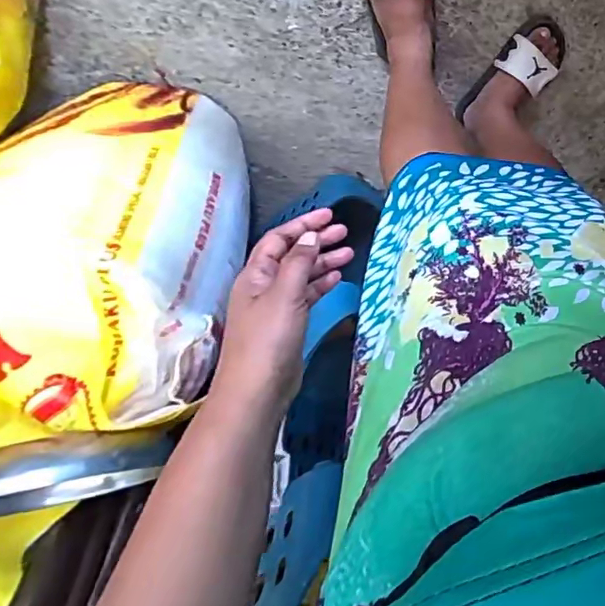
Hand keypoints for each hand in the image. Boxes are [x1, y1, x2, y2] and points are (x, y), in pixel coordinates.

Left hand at [213, 208, 353, 406]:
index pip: (279, 239)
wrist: (257, 390)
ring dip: (323, 261)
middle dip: (317, 241)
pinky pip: (306, 294)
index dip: (303, 224)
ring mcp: (275, 306)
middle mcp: (263, 286)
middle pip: (292, 254)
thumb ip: (299, 262)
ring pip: (302, 274)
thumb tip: (310, 236)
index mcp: (255, 275)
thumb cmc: (268, 339)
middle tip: (344, 232)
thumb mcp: (285, 294)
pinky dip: (321, 284)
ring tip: (349, 253)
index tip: (330, 215)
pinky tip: (337, 279)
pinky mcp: (288, 324)